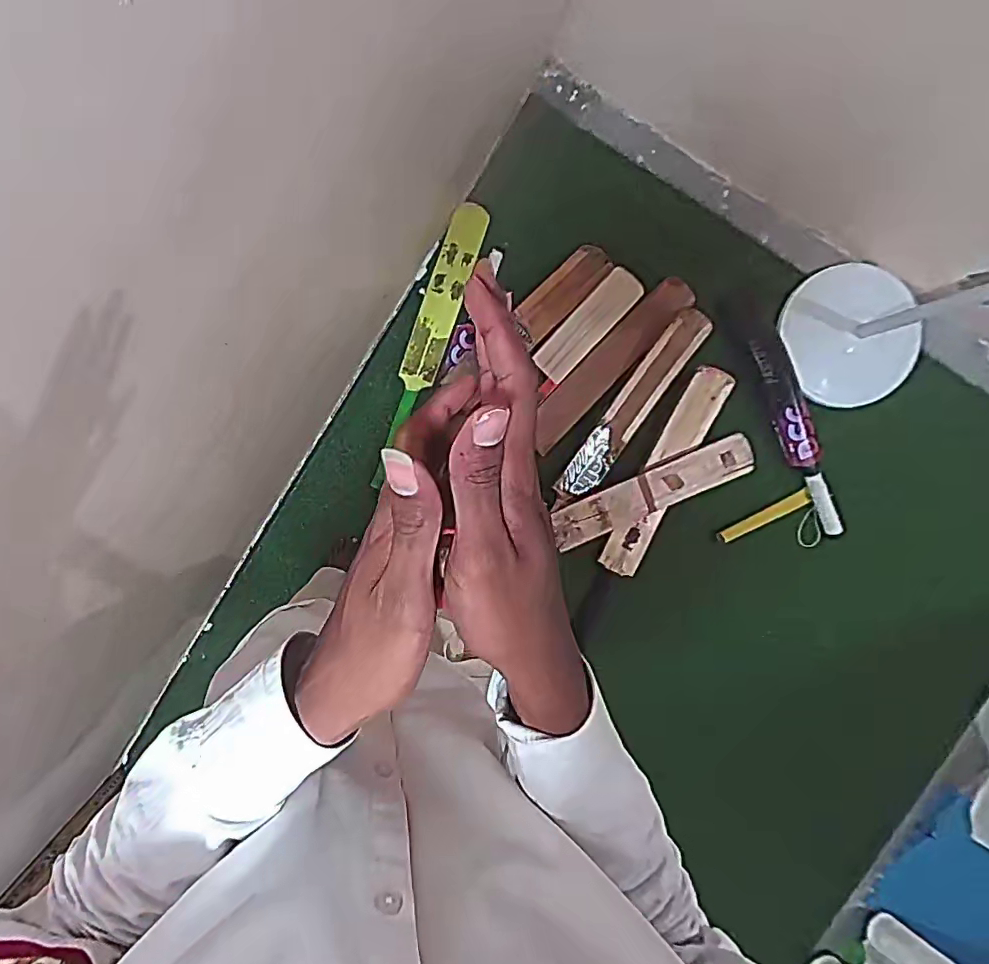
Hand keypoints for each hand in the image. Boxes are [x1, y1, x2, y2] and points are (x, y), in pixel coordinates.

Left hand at [288, 384, 465, 742]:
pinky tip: (475, 489)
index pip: (412, 448)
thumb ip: (411, 529)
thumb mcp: (401, 593)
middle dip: (456, 415)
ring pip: (428, 476)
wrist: (344, 687)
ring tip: (494, 427)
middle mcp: (392, 522)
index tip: (478, 382)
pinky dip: (457, 484)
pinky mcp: (403, 556)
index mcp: (393, 524)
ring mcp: (397, 538)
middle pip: (420, 453)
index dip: (444, 409)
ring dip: (458, 445)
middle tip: (494, 391)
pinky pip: (432, 505)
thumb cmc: (372, 651)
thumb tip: (406, 462)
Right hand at [441, 260, 590, 734]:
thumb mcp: (481, 551)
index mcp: (512, 475)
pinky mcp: (497, 502)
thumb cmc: (506, 612)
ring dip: (485, 361)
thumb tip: (479, 410)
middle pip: (511, 384)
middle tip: (473, 288)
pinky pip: (484, 440)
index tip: (481, 284)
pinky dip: (470, 406)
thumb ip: (475, 483)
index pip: (511, 385)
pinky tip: (455, 403)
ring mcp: (508, 485)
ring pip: (498, 410)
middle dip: (495, 329)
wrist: (532, 654)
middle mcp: (515, 470)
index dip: (499, 330)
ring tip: (464, 327)